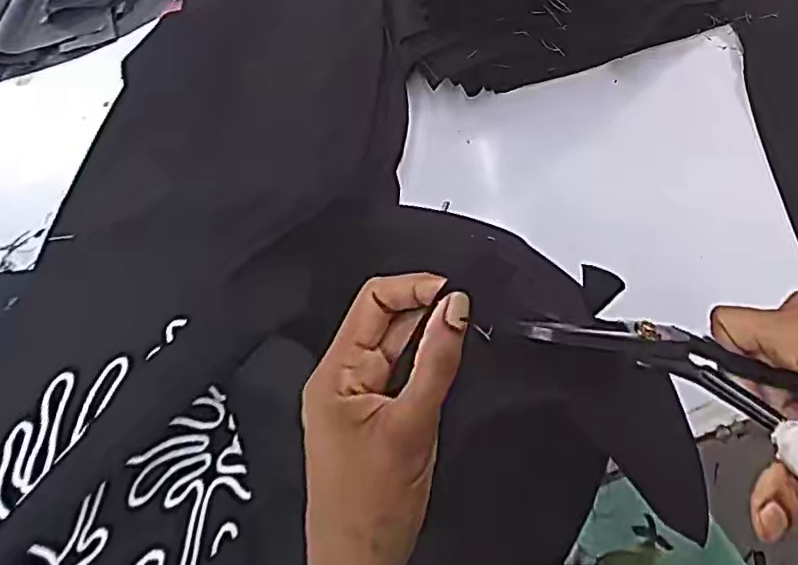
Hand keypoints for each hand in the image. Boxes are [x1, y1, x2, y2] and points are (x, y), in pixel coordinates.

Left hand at [304, 274, 469, 564]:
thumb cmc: (368, 511)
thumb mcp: (412, 424)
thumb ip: (437, 360)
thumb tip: (455, 307)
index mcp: (335, 372)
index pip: (372, 300)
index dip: (413, 287)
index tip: (450, 290)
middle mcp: (341, 376)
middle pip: (385, 317)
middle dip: (425, 308)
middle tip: (462, 312)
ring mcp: (357, 393)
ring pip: (397, 341)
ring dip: (428, 333)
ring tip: (457, 334)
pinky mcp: (373, 409)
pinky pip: (401, 366)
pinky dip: (425, 358)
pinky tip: (444, 360)